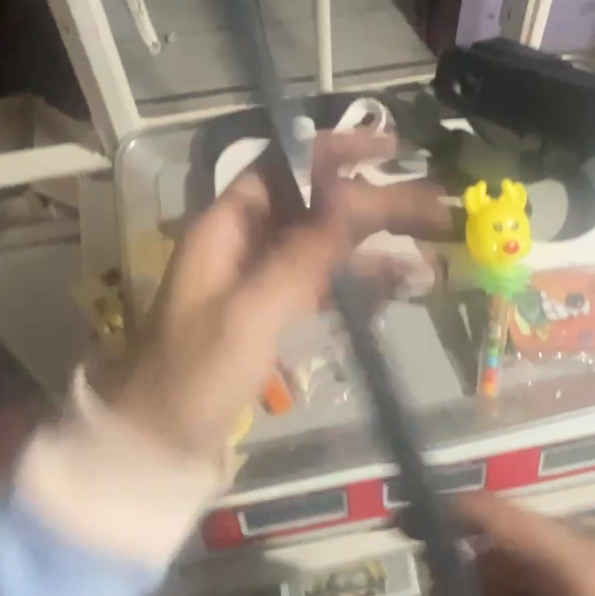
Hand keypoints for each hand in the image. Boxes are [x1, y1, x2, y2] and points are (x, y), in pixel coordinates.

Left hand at [104, 132, 449, 456]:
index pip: (283, 168)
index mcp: (226, 228)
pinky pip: (326, 285)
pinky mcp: (276, 316)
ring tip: (433, 248)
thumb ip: (301, 257)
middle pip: (316, 207)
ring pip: (327, 246)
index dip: (334, 153)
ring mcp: (262, 281)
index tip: (389, 151)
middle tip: (435, 208)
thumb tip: (351, 199)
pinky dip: (363, 283)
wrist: (160, 444)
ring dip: (377, 245)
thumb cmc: (194, 376)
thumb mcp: (248, 314)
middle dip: (374, 204)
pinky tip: (403, 285)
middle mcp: (245, 244)